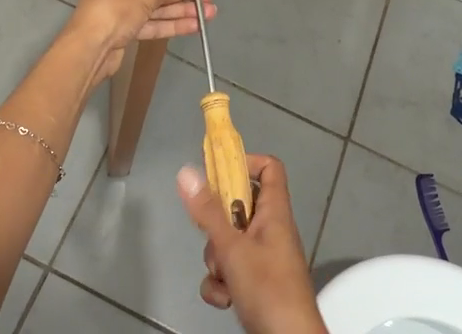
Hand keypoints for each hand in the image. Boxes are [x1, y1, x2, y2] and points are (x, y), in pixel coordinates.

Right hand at [177, 155, 326, 333]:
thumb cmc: (267, 288)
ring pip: (229, 242)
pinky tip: (226, 299)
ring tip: (224, 277)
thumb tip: (187, 171)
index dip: (245, 163)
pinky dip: (223, 284)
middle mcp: (270, 229)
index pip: (269, 168)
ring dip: (218, 261)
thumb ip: (208, 211)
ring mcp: (263, 257)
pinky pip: (230, 270)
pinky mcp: (255, 282)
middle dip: (217, 225)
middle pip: (238, 207)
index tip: (217, 174)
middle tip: (214, 237)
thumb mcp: (232, 248)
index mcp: (275, 212)